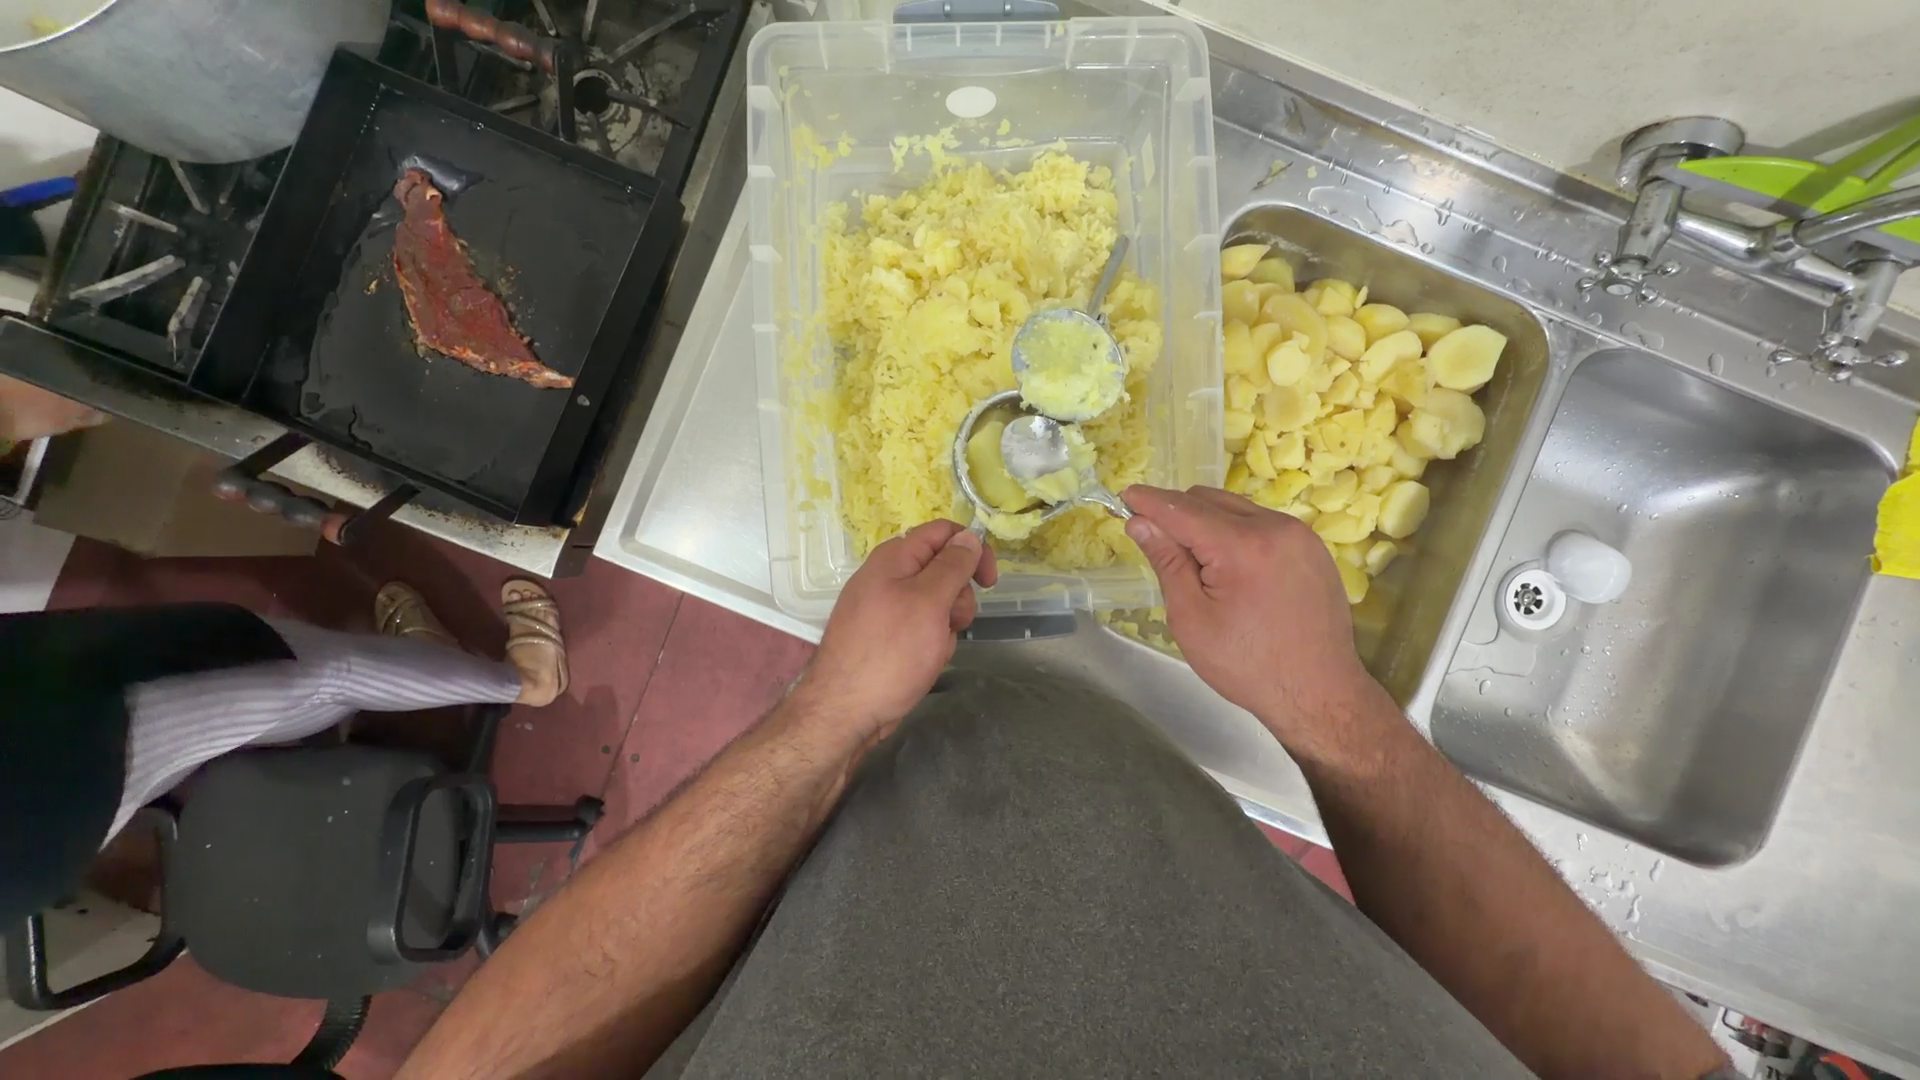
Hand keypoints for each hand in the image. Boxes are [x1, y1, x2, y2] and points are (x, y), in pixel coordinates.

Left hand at [793, 520, 997, 740]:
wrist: (845, 711)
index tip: (989, 581)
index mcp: (894, 558)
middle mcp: (887, 577)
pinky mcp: (886, 637)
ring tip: (933, 650)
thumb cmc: (890, 653)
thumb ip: (952, 565)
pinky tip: (923, 664)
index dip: (971, 549)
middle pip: (943, 569)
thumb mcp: (930, 602)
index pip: (943, 533)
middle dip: (958, 597)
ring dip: (946, 626)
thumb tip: (968, 536)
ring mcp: (885, 608)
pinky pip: (922, 629)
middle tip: (952, 622)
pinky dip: (931, 644)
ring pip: (936, 604)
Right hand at [1121, 485, 1386, 754]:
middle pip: (1210, 500)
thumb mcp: (1191, 618)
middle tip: (1152, 536)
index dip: (1150, 502)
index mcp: (1243, 546)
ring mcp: (1300, 535)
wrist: (1318, 693)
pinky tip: (1227, 565)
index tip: (1124, 495)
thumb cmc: (1246, 664)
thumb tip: (1140, 522)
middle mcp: (1276, 527)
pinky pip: (1262, 523)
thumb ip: (1167, 562)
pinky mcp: (1312, 548)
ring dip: (1206, 521)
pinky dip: (1235, 531)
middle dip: (1176, 512)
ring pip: (1236, 508)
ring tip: (1191, 557)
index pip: (1183, 509)